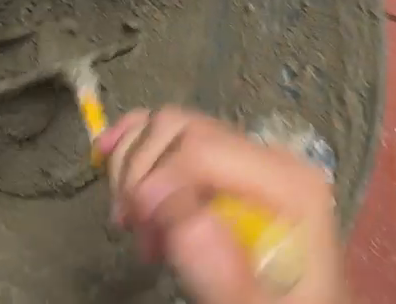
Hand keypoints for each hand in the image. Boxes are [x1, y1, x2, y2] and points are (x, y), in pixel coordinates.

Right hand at [99, 108, 346, 303]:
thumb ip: (225, 269)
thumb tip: (173, 211)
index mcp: (289, 182)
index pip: (205, 147)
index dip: (159, 175)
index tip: (133, 218)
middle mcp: (265, 154)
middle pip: (181, 131)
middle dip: (141, 172)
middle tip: (129, 227)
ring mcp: (241, 152)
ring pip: (166, 125)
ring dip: (133, 164)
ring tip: (130, 220)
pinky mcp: (220, 158)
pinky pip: (169, 129)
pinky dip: (134, 138)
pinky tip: (106, 153)